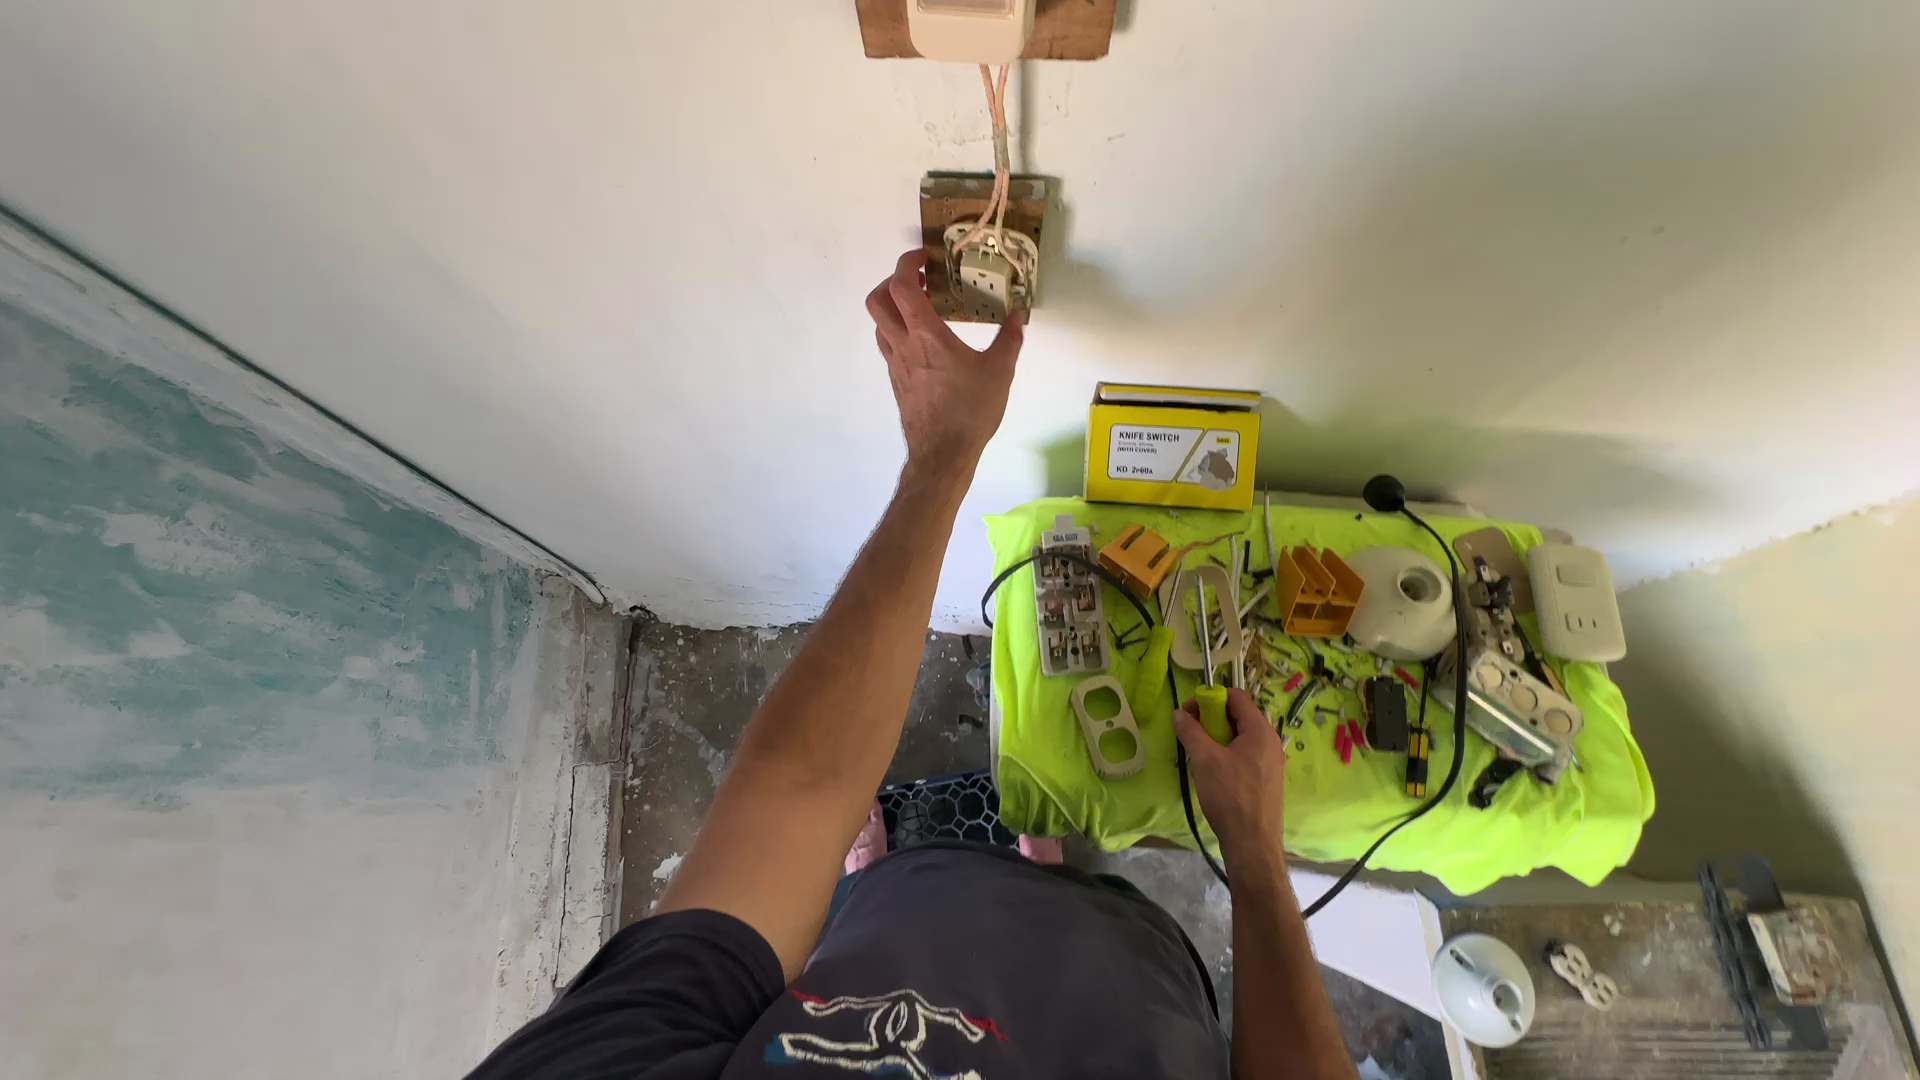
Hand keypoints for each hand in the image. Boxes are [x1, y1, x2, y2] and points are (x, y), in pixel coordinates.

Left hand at [866, 249, 1024, 472]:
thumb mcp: (999, 371)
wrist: (942, 454)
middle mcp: (903, 345)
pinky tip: (924, 341)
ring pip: (879, 324)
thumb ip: (1010, 338)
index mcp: (925, 335)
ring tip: (921, 307)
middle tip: (918, 281)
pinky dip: (899, 331)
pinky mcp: (897, 382)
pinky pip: (888, 346)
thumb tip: (1021, 313)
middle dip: (893, 281)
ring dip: (893, 307)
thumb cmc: (969, 411)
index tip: (925, 258)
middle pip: (877, 300)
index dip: (907, 263)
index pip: (901, 286)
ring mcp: (895, 365)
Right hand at [1174, 688, 1286, 864]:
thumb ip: (1191, 731)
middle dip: (1211, 719)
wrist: (1252, 844)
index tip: (1190, 713)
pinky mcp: (1266, 778)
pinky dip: (1226, 753)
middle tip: (1192, 734)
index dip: (1210, 698)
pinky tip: (1213, 772)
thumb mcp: (1205, 760)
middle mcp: (1270, 742)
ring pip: (1239, 736)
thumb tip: (1179, 713)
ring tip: (1199, 755)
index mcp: (1260, 731)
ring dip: (1216, 737)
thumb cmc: (1230, 797)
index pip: (1236, 697)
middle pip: (1238, 715)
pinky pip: (1244, 753)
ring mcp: (1271, 761)